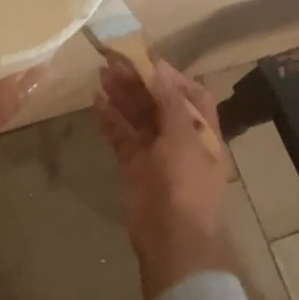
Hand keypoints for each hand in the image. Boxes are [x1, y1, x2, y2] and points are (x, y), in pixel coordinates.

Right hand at [95, 57, 230, 299]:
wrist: (172, 240)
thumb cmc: (186, 184)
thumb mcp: (183, 136)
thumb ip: (170, 100)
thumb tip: (160, 67)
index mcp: (202, 132)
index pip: (190, 94)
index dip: (169, 75)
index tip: (145, 59)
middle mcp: (181, 140)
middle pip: (159, 103)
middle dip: (139, 82)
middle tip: (113, 60)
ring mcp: (157, 155)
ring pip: (139, 118)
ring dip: (122, 96)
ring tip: (101, 73)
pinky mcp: (135, 168)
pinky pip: (122, 138)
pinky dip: (110, 120)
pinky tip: (96, 102)